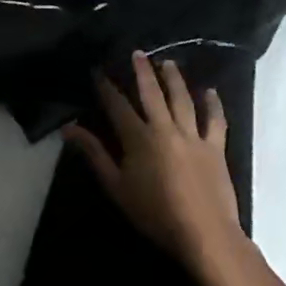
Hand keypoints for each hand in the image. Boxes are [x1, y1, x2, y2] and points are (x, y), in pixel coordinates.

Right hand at [66, 52, 244, 268]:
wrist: (202, 232)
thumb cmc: (154, 213)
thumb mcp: (116, 187)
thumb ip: (94, 154)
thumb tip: (69, 128)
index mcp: (139, 138)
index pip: (118, 106)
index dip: (107, 88)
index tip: (98, 71)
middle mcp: (165, 128)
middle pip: (152, 93)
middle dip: (142, 71)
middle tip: (138, 53)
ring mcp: (193, 135)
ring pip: (182, 99)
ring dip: (174, 79)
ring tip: (168, 63)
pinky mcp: (215, 146)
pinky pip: (215, 120)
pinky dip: (213, 104)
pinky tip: (210, 91)